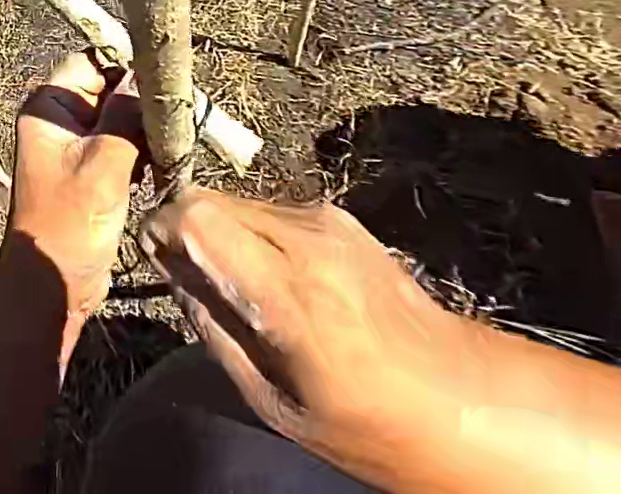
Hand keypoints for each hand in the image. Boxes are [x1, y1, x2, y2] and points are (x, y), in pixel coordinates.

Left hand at [4, 50, 146, 321]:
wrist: (54, 283)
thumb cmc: (69, 224)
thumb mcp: (102, 166)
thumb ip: (126, 119)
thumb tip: (147, 80)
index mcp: (49, 107)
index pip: (90, 63)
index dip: (125, 65)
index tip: (163, 76)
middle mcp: (59, 118)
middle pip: (107, 87)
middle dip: (140, 99)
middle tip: (178, 112)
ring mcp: (75, 143)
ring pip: (118, 116)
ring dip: (144, 126)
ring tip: (172, 139)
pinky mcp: (91, 166)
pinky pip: (121, 142)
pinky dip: (141, 148)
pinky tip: (161, 161)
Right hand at [140, 189, 468, 447]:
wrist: (466, 397)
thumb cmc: (366, 421)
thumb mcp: (272, 398)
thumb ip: (210, 322)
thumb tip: (168, 267)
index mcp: (290, 293)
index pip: (198, 217)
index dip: (161, 226)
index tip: (154, 255)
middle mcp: (306, 239)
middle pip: (208, 198)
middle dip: (180, 224)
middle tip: (179, 268)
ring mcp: (324, 220)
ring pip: (233, 198)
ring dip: (211, 225)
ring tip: (223, 275)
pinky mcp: (335, 214)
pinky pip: (263, 206)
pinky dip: (242, 228)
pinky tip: (260, 270)